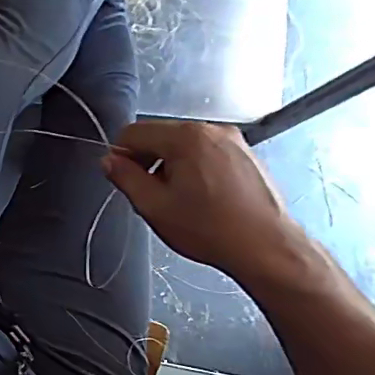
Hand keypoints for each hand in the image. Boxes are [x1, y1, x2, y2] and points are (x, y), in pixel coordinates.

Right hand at [101, 120, 318, 287]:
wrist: (265, 245)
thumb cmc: (210, 229)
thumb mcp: (155, 207)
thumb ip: (126, 179)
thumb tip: (109, 161)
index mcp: (185, 137)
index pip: (134, 132)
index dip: (121, 155)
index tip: (123, 180)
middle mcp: (211, 129)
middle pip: (162, 135)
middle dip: (149, 161)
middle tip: (152, 197)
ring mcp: (233, 140)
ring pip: (186, 145)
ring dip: (173, 167)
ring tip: (180, 203)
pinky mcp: (246, 155)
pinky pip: (209, 153)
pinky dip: (197, 170)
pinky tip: (203, 200)